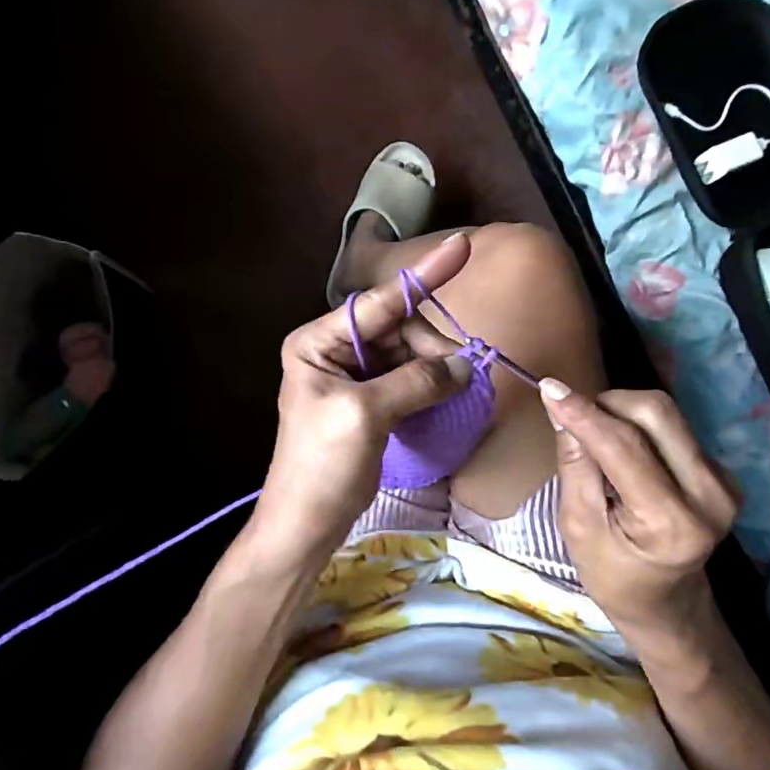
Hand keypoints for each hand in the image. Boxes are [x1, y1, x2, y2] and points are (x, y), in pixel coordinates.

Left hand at [251, 234, 474, 561]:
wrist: (305, 523)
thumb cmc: (321, 466)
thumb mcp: (366, 416)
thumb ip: (416, 382)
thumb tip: (463, 366)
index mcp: (317, 343)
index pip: (378, 303)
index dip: (424, 277)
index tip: (462, 246)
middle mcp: (332, 351)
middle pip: (398, 329)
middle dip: (432, 346)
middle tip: (462, 375)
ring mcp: (350, 377)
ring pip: (407, 355)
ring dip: (435, 368)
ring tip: (456, 391)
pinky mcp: (367, 402)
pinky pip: (406, 380)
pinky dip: (428, 385)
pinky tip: (446, 396)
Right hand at [539, 384, 738, 629]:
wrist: (665, 602)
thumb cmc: (611, 573)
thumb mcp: (578, 527)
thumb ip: (575, 467)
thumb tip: (561, 409)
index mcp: (670, 522)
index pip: (623, 447)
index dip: (583, 413)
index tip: (549, 387)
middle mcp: (709, 495)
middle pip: (656, 413)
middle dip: (606, 403)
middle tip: (574, 418)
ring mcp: (723, 481)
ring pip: (665, 413)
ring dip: (620, 411)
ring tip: (596, 439)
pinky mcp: (722, 471)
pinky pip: (672, 426)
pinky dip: (636, 425)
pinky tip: (622, 452)